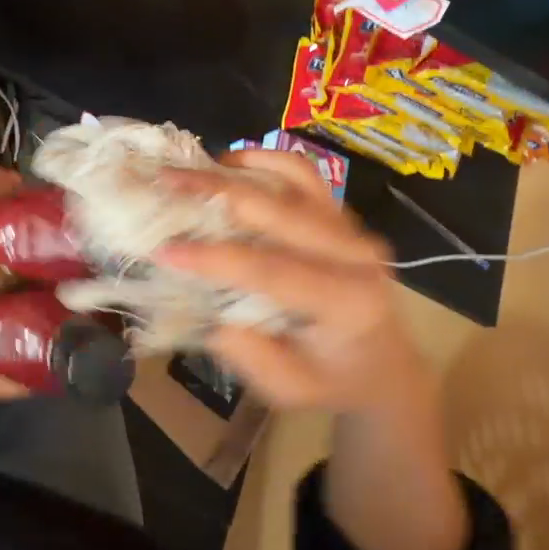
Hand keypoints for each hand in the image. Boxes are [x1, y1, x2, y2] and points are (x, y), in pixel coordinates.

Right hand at [155, 149, 429, 412]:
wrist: (384, 365)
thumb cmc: (333, 379)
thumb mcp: (292, 389)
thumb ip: (252, 355)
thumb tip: (209, 315)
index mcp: (346, 302)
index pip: (272, 270)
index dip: (215, 258)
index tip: (164, 251)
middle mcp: (355, 255)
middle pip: (278, 210)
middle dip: (214, 193)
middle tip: (164, 182)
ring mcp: (351, 228)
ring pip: (291, 179)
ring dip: (237, 168)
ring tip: (191, 167)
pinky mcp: (340, 213)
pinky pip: (301, 173)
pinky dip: (263, 160)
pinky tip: (228, 163)